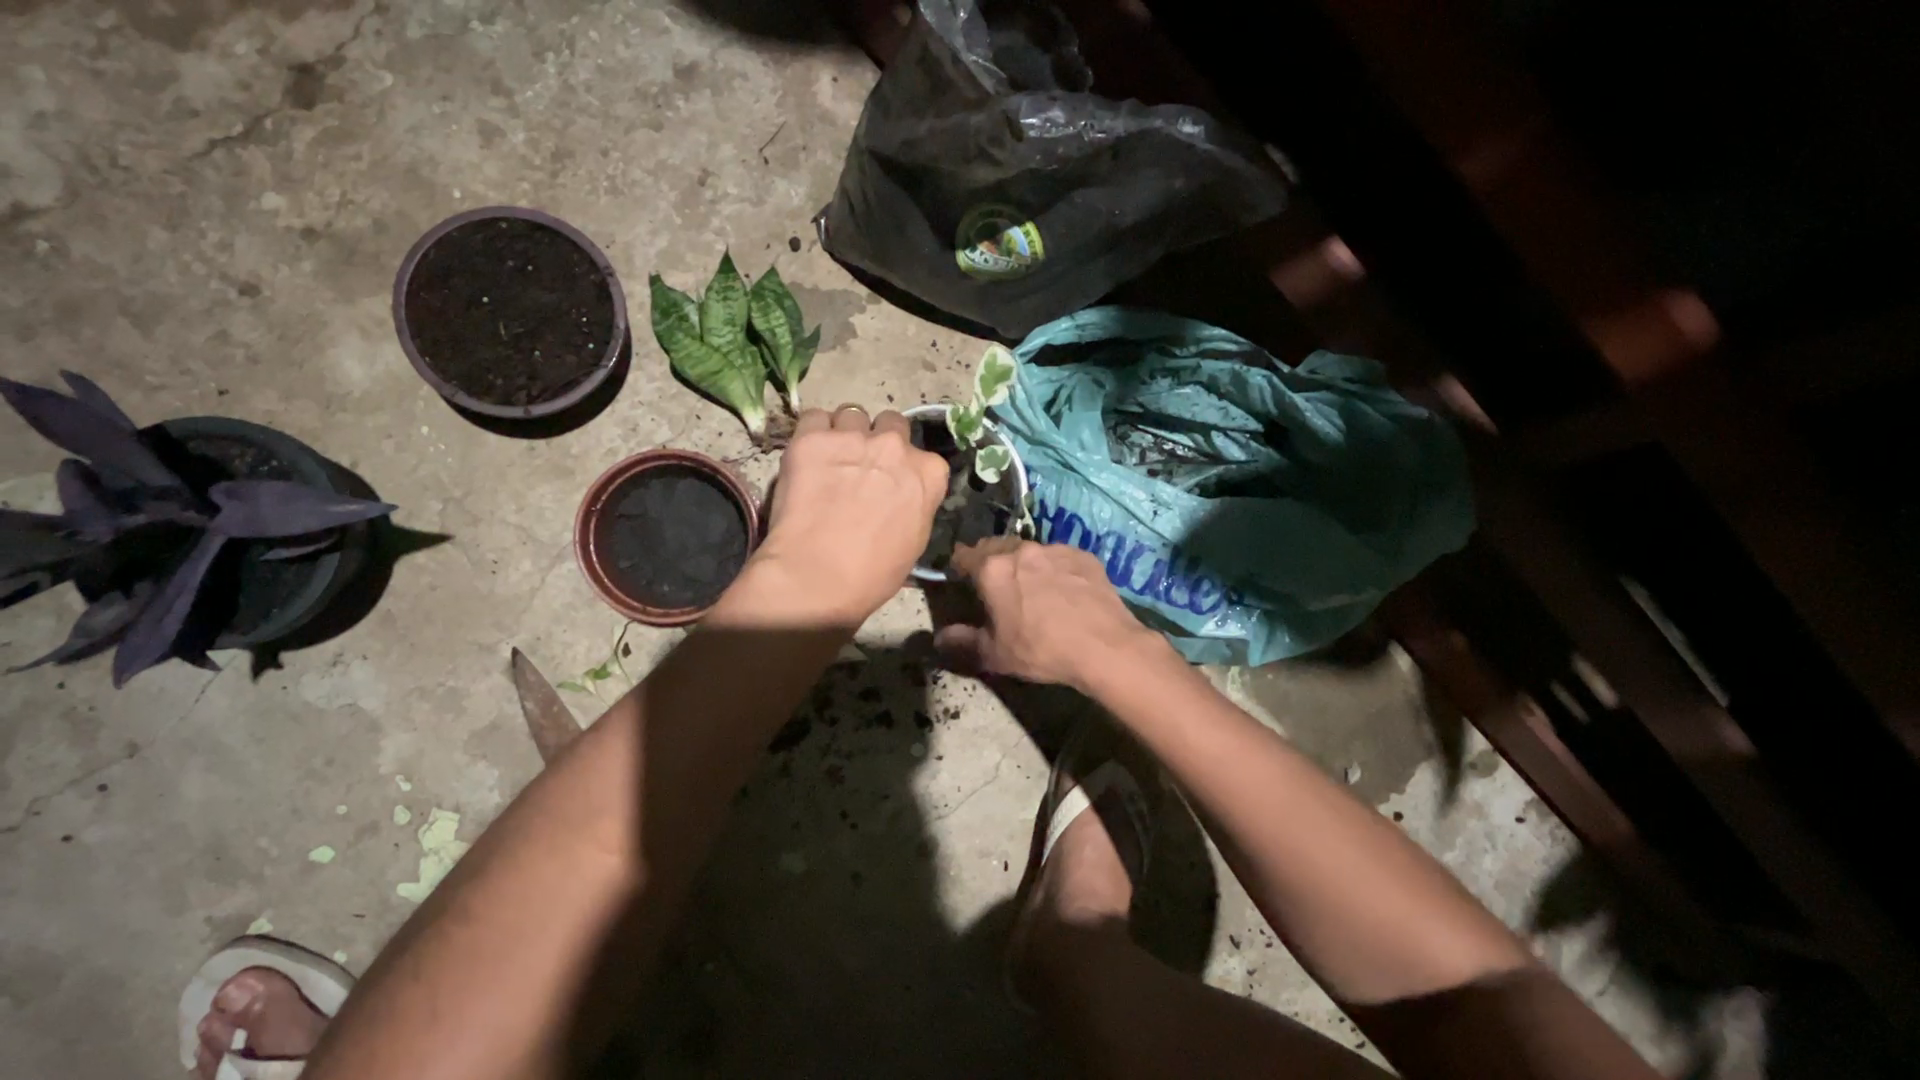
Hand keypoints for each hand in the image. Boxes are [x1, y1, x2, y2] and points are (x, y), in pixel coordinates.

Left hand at [739, 405, 948, 624]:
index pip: (924, 455)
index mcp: (928, 473)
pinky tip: (807, 455)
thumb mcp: (915, 542)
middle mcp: (895, 446)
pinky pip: (814, 417)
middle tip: (861, 466)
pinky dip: (812, 432)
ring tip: (830, 459)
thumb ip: (916, 504)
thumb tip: (903, 497)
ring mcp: (853, 438)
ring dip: (844, 433)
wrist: (818, 576)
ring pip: (852, 415)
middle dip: (878, 440)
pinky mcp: (812, 438)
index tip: (891, 484)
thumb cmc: (872, 574)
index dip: (904, 468)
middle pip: (891, 423)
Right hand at [936, 537, 1170, 691]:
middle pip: (997, 547)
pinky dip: (1055, 569)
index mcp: (992, 570)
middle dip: (991, 561)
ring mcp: (1055, 549)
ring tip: (1034, 589)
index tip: (961, 580)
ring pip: (1030, 551)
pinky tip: (1064, 591)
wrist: (1103, 646)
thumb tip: (939, 637)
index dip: (959, 567)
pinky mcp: (1083, 555)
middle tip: (997, 587)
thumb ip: (963, 641)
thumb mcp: (994, 654)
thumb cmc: (1040, 650)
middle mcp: (1021, 550)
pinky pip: (1060, 557)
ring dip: (1025, 564)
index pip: (964, 556)